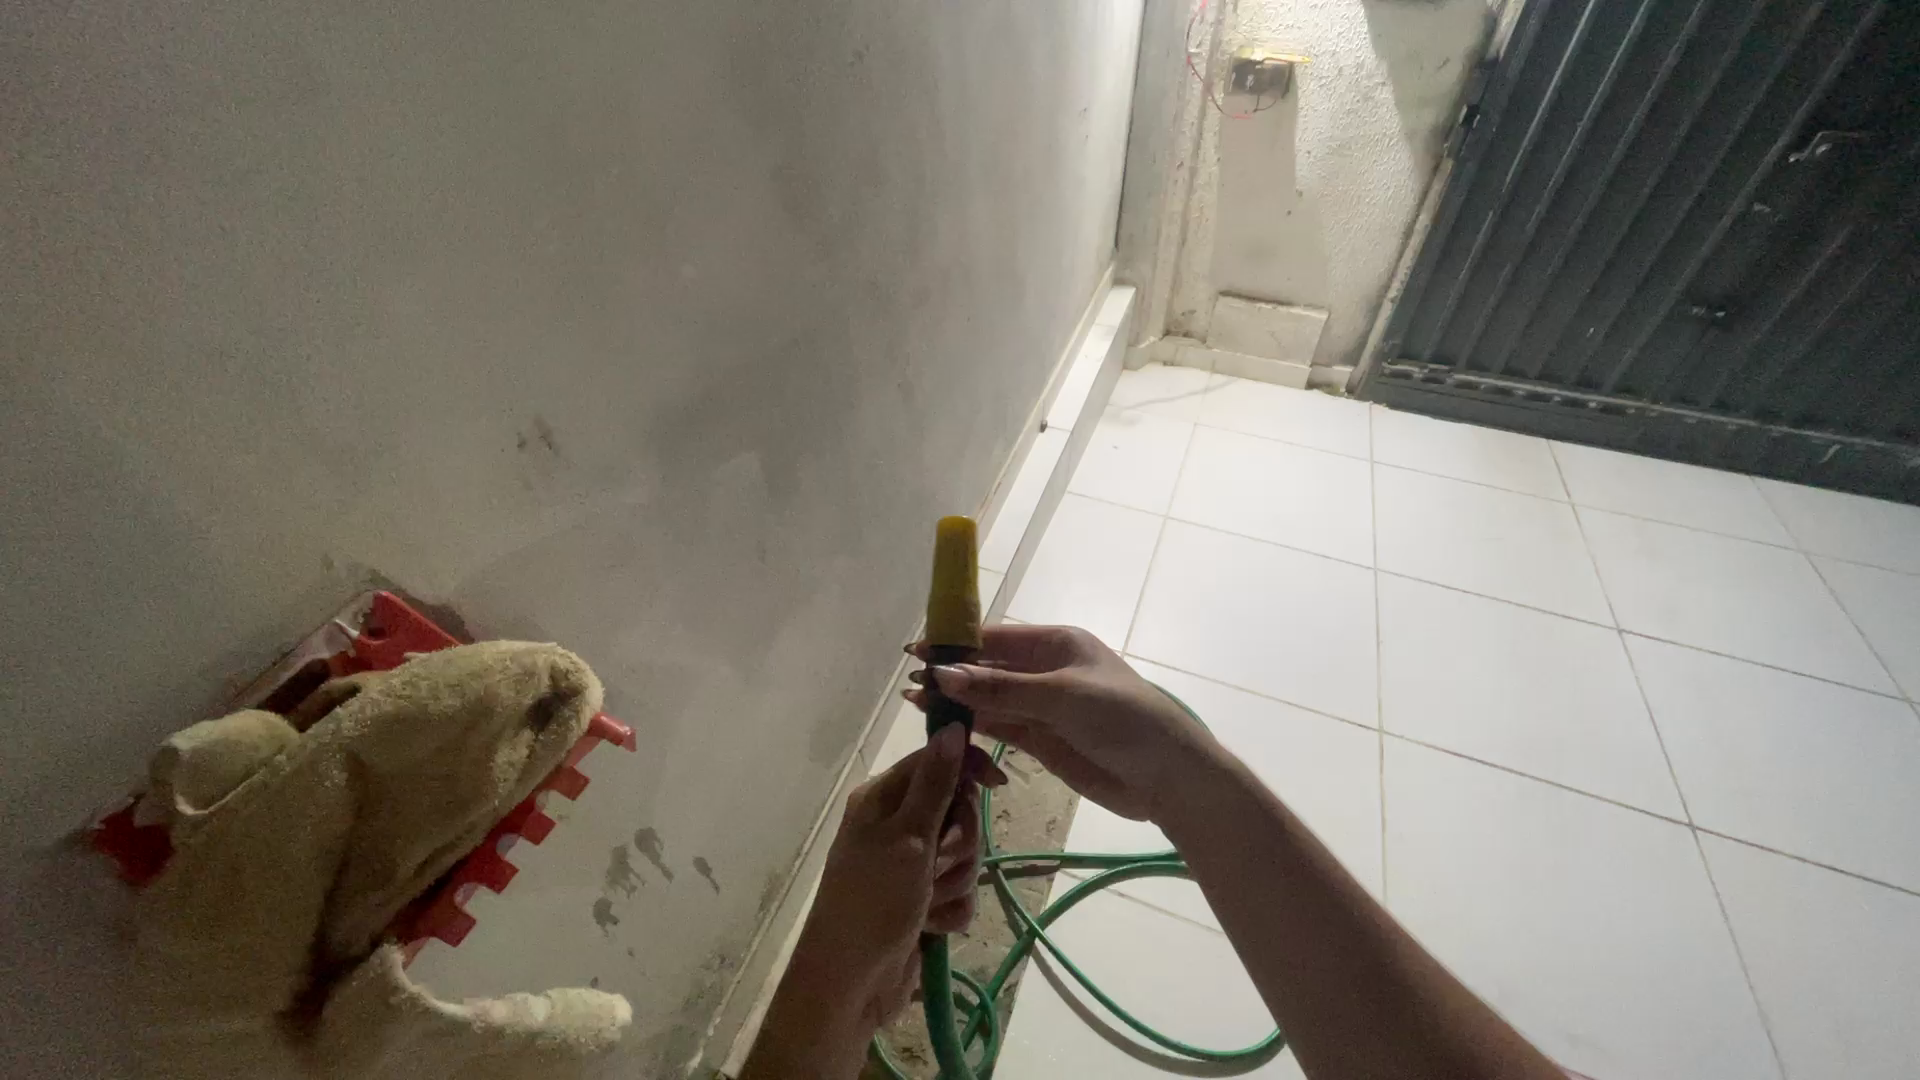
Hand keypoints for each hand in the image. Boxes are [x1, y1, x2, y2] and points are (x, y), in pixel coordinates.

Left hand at [787, 724, 1003, 1032]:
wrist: (850, 988)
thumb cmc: (872, 902)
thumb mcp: (908, 838)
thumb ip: (935, 783)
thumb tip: (951, 726)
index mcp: (884, 798)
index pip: (937, 760)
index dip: (968, 768)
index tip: (999, 783)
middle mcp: (897, 823)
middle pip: (958, 809)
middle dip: (960, 841)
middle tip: (938, 862)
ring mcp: (911, 863)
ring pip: (964, 853)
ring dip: (955, 880)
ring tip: (928, 902)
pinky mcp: (923, 898)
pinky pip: (959, 890)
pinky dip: (951, 909)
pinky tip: (932, 926)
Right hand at [907, 625, 1213, 822]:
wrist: (1168, 776)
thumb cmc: (1121, 719)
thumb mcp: (1061, 697)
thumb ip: (1001, 689)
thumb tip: (942, 674)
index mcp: (1056, 644)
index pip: (995, 638)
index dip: (956, 645)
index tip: (918, 652)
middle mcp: (1045, 670)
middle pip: (988, 669)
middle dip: (952, 676)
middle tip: (910, 686)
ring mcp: (1042, 706)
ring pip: (990, 699)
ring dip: (958, 703)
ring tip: (916, 706)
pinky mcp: (1042, 740)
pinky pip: (1001, 727)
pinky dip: (975, 727)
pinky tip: (947, 728)